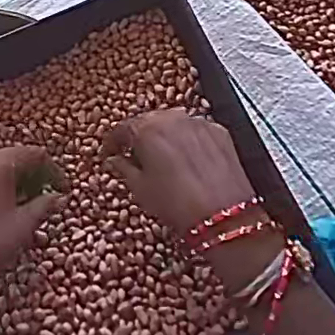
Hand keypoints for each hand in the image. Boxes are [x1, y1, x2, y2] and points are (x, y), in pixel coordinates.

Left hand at [0, 147, 67, 304]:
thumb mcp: (23, 225)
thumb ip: (45, 206)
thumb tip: (59, 198)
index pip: (36, 154)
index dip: (54, 171)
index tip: (64, 190)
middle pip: (18, 160)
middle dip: (37, 178)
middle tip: (51, 198)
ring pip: (3, 173)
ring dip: (21, 187)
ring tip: (34, 211)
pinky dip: (4, 193)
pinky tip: (11, 216)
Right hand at [104, 109, 255, 235]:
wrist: (224, 215)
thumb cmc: (178, 204)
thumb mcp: (140, 189)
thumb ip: (123, 168)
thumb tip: (115, 161)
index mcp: (147, 129)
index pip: (122, 128)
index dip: (113, 142)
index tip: (110, 152)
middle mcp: (173, 118)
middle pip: (148, 121)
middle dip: (138, 136)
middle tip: (133, 155)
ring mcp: (198, 123)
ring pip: (174, 122)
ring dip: (164, 135)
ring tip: (161, 157)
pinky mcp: (219, 131)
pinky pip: (196, 130)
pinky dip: (187, 139)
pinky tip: (187, 159)